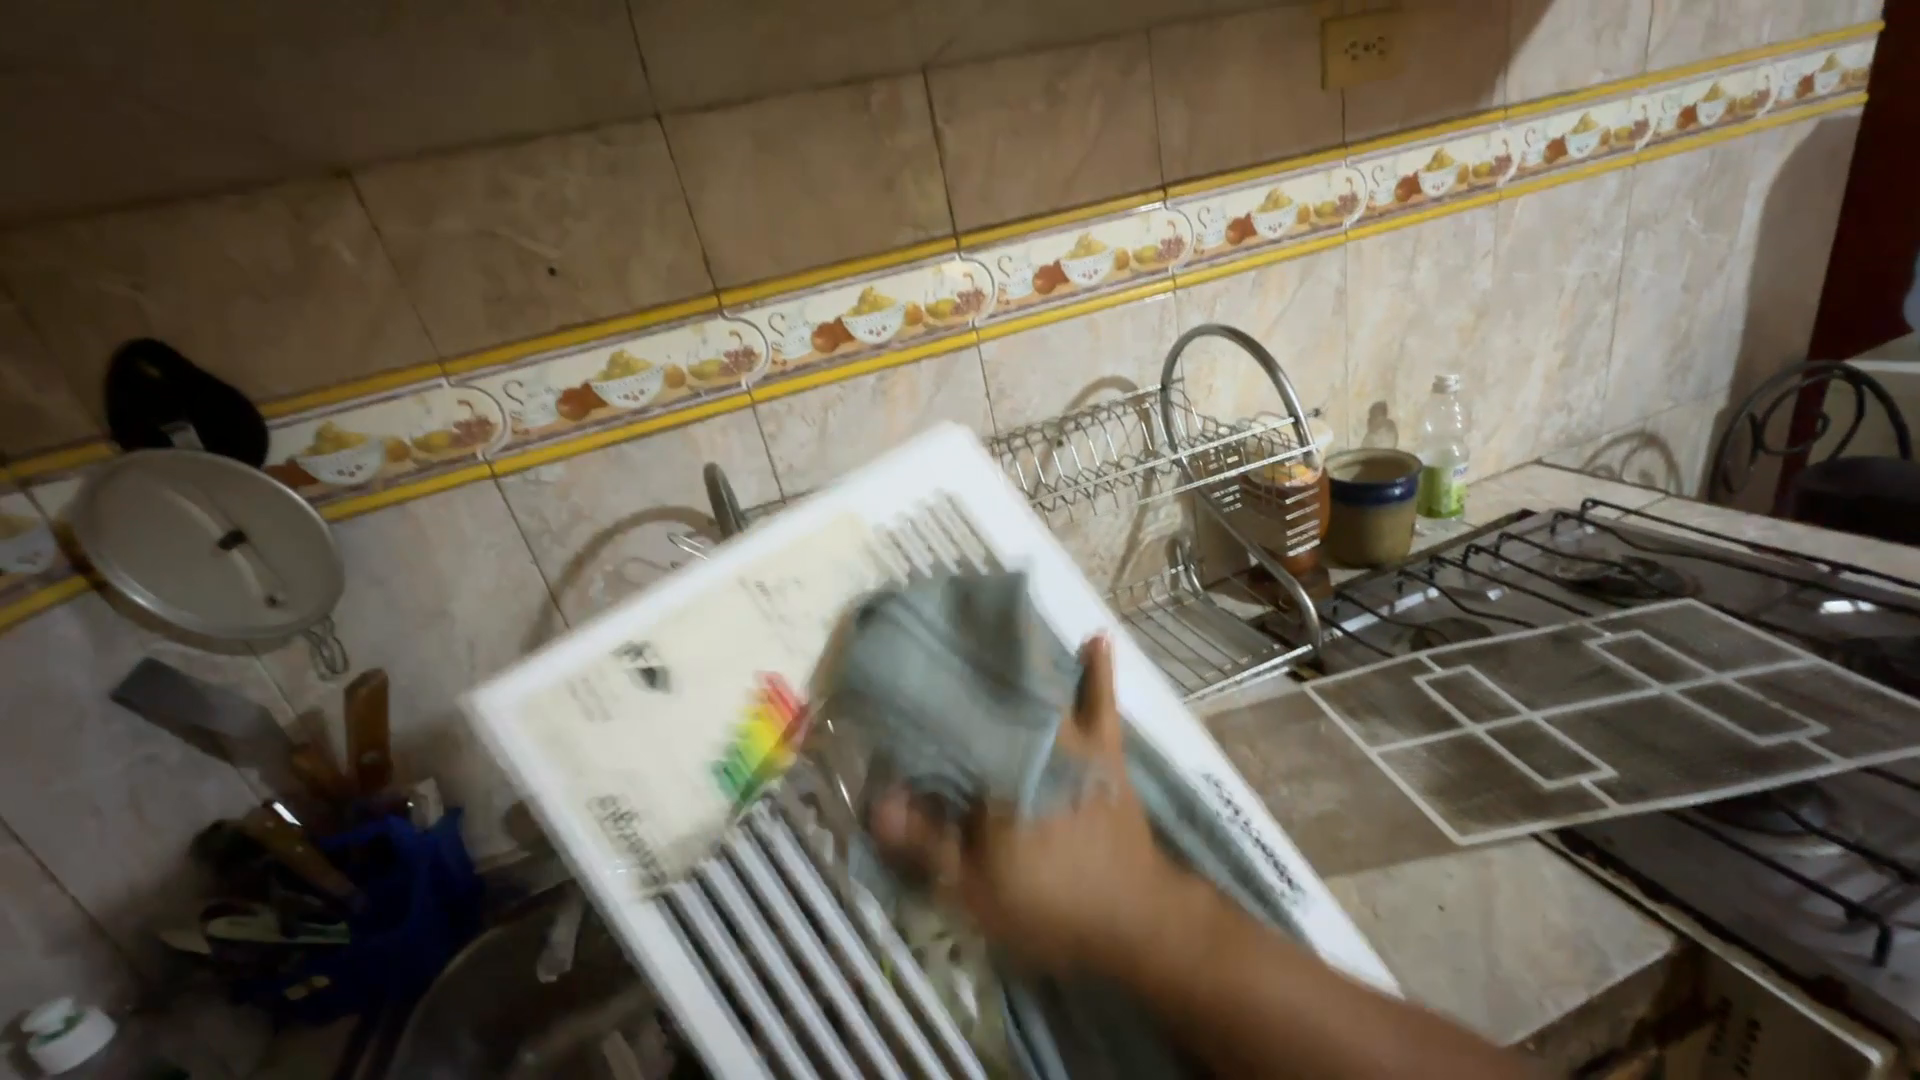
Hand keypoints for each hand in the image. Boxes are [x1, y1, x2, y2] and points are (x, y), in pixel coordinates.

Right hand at [867, 635, 1188, 975]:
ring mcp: (1075, 742)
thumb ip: (925, 841)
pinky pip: (1102, 701)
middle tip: (930, 648)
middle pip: (990, 699)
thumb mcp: (974, 888)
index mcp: (997, 773)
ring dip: (1016, 661)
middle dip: (960, 673)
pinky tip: (1095, 636)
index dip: (917, 706)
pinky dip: (1098, 669)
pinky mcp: (1106, 750)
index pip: (947, 729)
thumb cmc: (1049, 905)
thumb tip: (873, 801)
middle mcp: (1034, 743)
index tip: (890, 684)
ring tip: (986, 626)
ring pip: (1039, 689)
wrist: (1133, 918)